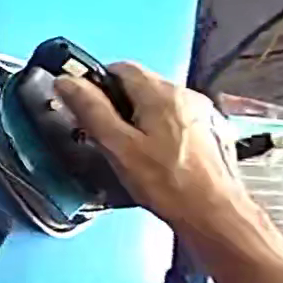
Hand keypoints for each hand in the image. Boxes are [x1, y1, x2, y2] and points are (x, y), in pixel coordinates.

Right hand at [53, 63, 248, 233]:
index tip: (86, 108)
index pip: (120, 67)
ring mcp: (204, 113)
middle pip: (140, 85)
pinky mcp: (213, 131)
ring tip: (130, 148)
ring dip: (138, 116)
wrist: (216, 214)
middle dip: (117, 103)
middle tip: (105, 134)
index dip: (97, 83)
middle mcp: (187, 95)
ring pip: (158, 102)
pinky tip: (157, 156)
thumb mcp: (116, 145)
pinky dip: (160, 128)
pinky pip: (176, 118)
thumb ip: (90, 109)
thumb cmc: (164, 181)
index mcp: (161, 93)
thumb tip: (66, 81)